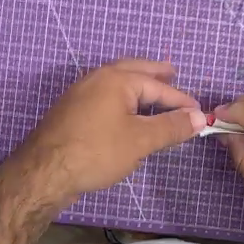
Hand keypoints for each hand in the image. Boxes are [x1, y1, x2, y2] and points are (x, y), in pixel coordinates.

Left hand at [8, 59, 203, 206]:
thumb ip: (171, 127)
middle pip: (132, 71)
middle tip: (172, 74)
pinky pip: (104, 97)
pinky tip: (125, 113)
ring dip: (137, 86)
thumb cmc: (96, 151)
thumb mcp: (140, 140)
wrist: (44, 172)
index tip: (198, 111)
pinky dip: (121, 100)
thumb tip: (199, 117)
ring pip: (115, 84)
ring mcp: (80, 94)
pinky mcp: (71, 112)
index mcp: (116, 79)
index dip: (180, 100)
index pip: (157, 86)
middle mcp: (96, 78)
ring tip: (152, 92)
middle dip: (154, 75)